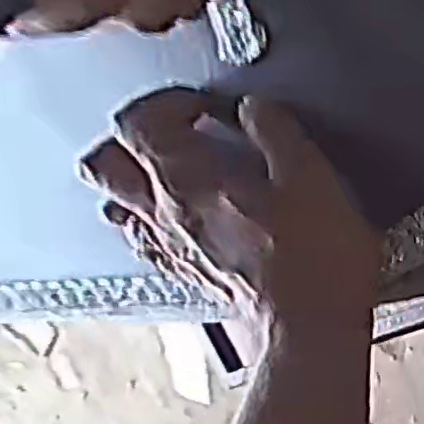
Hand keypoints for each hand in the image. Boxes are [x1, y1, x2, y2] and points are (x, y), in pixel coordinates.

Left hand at [80, 88, 383, 337]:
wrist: (313, 323)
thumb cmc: (316, 258)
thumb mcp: (313, 179)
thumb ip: (279, 134)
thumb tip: (258, 111)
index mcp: (187, 177)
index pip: (142, 117)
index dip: (172, 101)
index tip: (209, 106)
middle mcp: (166, 212)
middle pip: (107, 161)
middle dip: (133, 140)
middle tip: (174, 137)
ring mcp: (175, 248)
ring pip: (117, 206)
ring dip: (135, 184)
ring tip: (172, 179)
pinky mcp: (194, 277)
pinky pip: (150, 245)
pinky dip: (157, 228)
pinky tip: (187, 228)